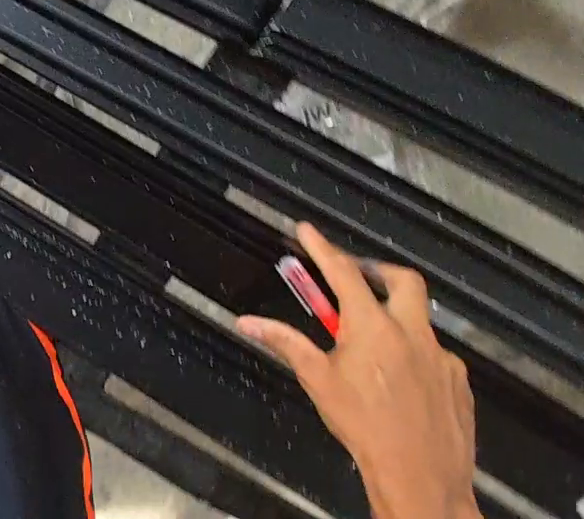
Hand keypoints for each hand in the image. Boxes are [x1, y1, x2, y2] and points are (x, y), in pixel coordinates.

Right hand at [237, 224, 478, 518]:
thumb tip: (247, 321)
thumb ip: (284, 341)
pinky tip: (392, 370)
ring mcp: (441, 359)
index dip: (322, 247)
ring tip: (365, 335)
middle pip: (405, 282)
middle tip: (354, 272)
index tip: (308, 229)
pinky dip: (410, 347)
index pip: (344, 273)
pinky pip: (433, 352)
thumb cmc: (362, 422)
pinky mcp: (458, 382)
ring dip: (392, 315)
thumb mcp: (316, 377)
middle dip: (378, 269)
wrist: (422, 475)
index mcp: (373, 328)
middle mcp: (412, 335)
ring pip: (419, 320)